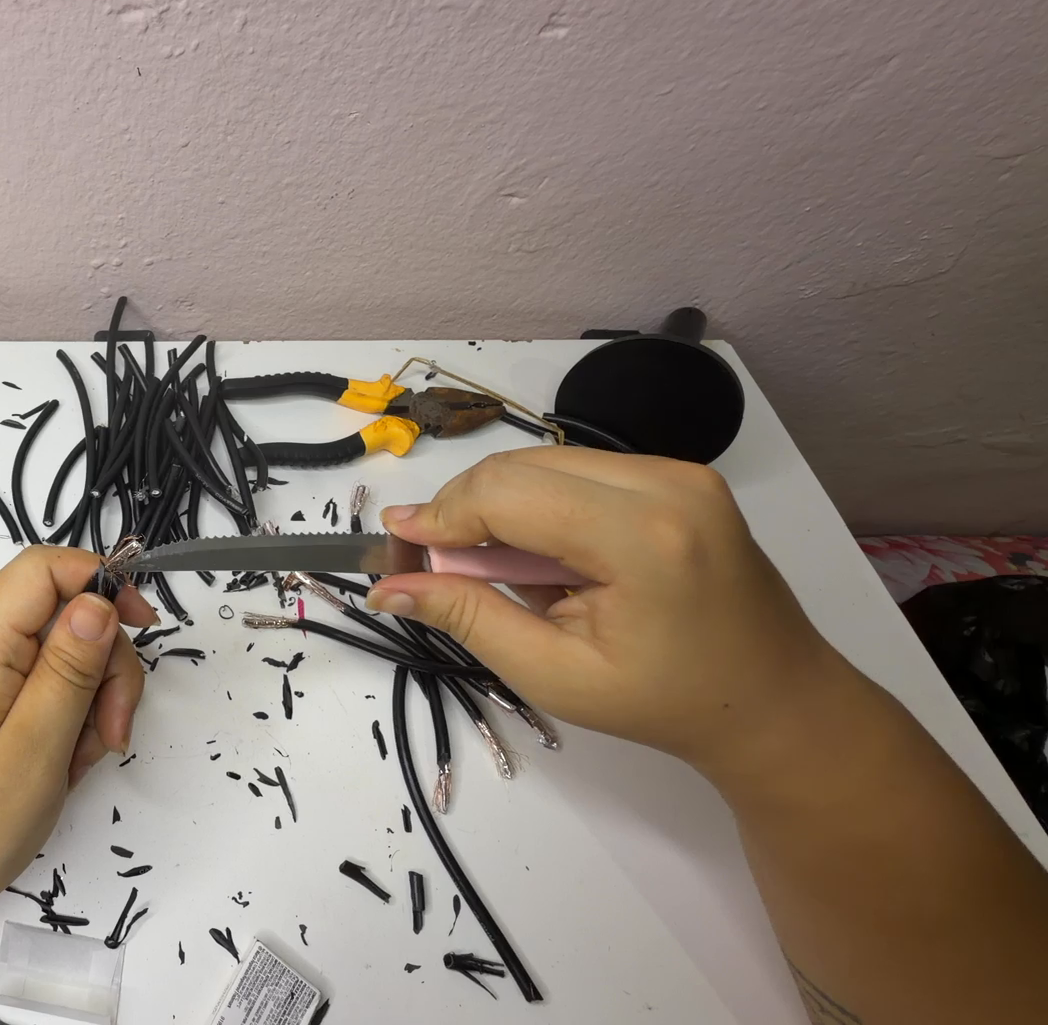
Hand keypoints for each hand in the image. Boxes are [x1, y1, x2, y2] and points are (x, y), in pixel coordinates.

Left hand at [0, 546, 156, 936]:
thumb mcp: (35, 749)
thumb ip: (68, 670)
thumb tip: (98, 600)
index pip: (41, 569)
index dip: (98, 580)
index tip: (142, 624)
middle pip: (63, 612)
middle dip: (104, 664)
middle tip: (115, 730)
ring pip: (65, 647)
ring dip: (94, 696)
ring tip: (87, 757)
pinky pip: (47, 680)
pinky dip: (73, 712)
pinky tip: (70, 759)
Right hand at [366, 447, 852, 778]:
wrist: (778, 702)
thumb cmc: (663, 702)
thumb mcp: (552, 674)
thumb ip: (466, 618)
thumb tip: (386, 588)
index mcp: (644, 538)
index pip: (504, 494)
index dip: (438, 516)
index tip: (394, 548)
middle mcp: (665, 484)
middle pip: (514, 468)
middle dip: (459, 511)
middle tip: (436, 564)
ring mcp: (676, 472)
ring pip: (536, 463)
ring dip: (493, 507)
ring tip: (493, 567)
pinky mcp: (674, 475)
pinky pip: (568, 470)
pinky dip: (531, 504)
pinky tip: (539, 553)